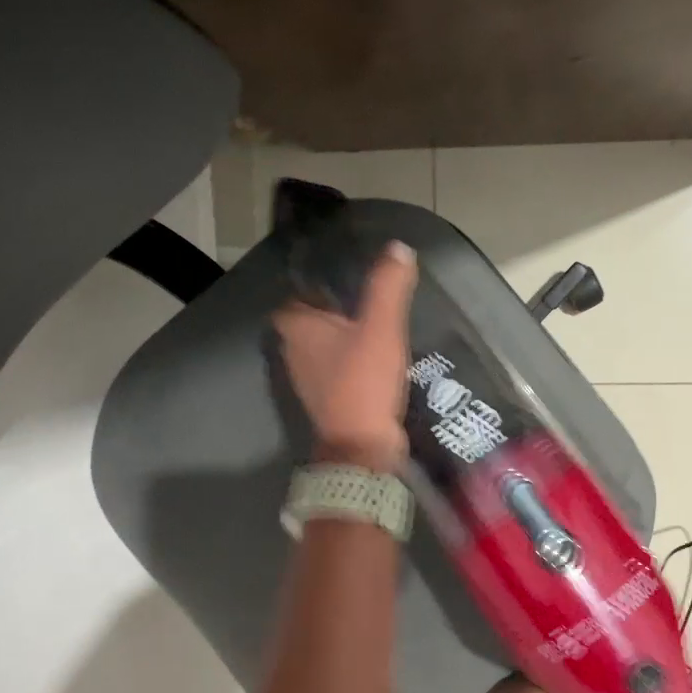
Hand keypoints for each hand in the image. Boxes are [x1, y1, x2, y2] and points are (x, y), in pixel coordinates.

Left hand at [273, 241, 418, 471]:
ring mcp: (307, 378)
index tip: (343, 274)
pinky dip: (350, 360)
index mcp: (296, 326)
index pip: (296, 292)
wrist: (362, 445)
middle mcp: (293, 350)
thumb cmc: (363, 380)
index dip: (315, 283)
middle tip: (363, 296)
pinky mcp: (326, 399)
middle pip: (309, 319)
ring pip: (322, 345)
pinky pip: (336, 368)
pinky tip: (376, 356)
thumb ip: (387, 285)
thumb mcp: (381, 326)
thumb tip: (398, 247)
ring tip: (374, 322)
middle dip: (332, 308)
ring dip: (342, 336)